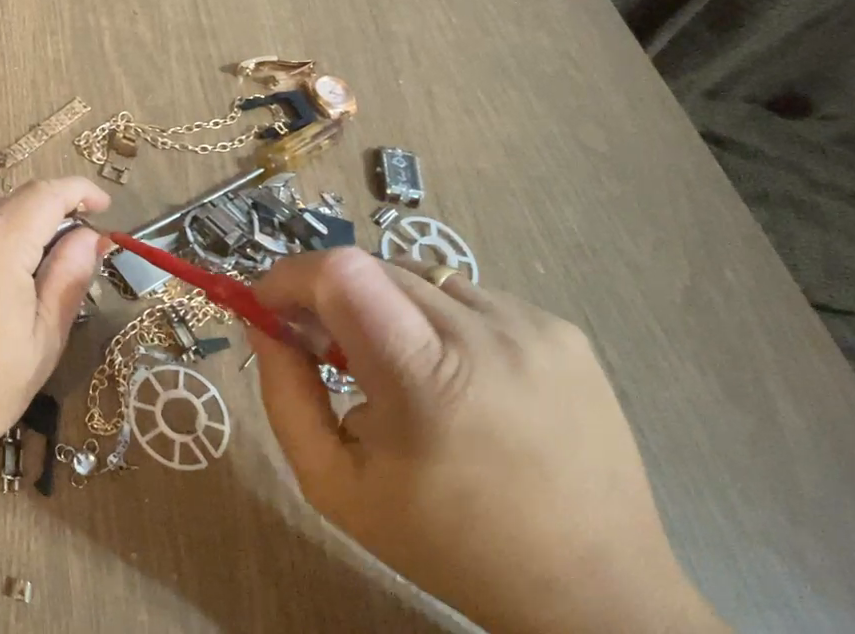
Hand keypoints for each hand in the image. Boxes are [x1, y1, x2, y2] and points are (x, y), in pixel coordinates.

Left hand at [0, 177, 108, 480]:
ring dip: (1, 238)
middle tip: (58, 263)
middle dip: (41, 222)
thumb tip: (90, 236)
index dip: (79, 191)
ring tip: (6, 290)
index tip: (101, 206)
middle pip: (9, 203)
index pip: (45, 193)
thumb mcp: (39, 345)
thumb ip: (67, 279)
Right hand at [250, 249, 727, 633]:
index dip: (292, 275)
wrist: (592, 588)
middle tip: (318, 344)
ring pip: (419, 276)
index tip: (271, 308)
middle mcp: (486, 334)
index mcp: (428, 378)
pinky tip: (451, 374)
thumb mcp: (334, 483)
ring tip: (391, 364)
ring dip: (383, 304)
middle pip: (373, 267)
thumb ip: (284, 394)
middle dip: (327, 294)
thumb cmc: (446, 543)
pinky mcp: (562, 331)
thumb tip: (263, 325)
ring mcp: (533, 327)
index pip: (343, 271)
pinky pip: (469, 297)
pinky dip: (436, 318)